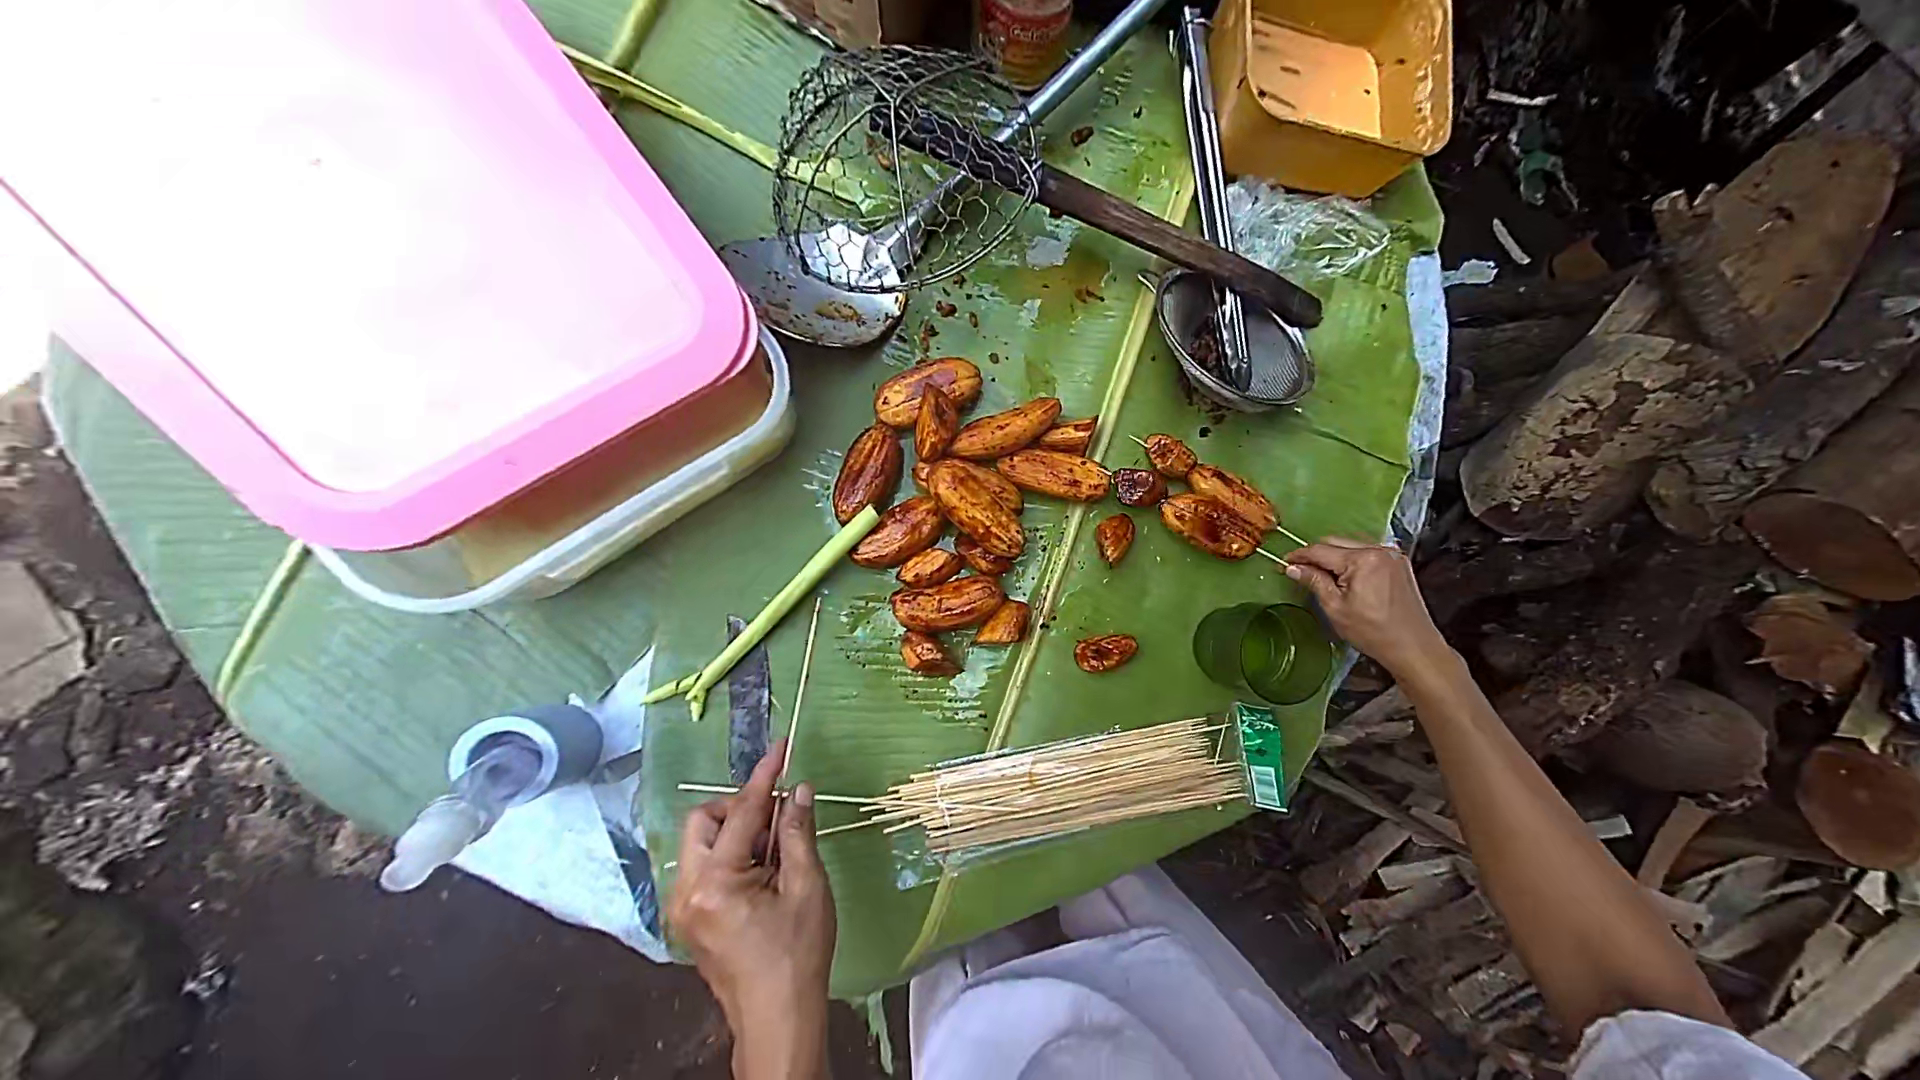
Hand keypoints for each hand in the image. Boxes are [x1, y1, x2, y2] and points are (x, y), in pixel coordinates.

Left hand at [668, 743, 834, 1079]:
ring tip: (776, 847)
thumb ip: (797, 832)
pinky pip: (705, 867)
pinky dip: (732, 854)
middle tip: (778, 815)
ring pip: (702, 843)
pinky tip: (763, 868)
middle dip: (739, 808)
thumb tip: (798, 789)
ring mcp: (684, 908)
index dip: (764, 776)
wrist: (778, 1019)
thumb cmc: (797, 954)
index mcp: (715, 883)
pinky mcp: (690, 919)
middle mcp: (687, 891)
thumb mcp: (807, 887)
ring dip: (737, 831)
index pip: (740, 812)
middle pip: (704, 821)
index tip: (780, 748)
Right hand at [1286, 536, 1451, 677]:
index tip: (1284, 562)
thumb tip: (1293, 568)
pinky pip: (1366, 552)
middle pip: (1336, 542)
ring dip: (1333, 556)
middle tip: (1299, 569)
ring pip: (1350, 545)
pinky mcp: (1398, 563)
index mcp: (1363, 559)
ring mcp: (1392, 555)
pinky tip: (1343, 575)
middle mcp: (1380, 550)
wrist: (1413, 646)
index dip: (1299, 556)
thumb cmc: (1373, 631)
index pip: (1320, 550)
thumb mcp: (1335, 607)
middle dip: (1315, 554)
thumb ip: (1313, 581)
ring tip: (1320, 574)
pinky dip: (1351, 559)